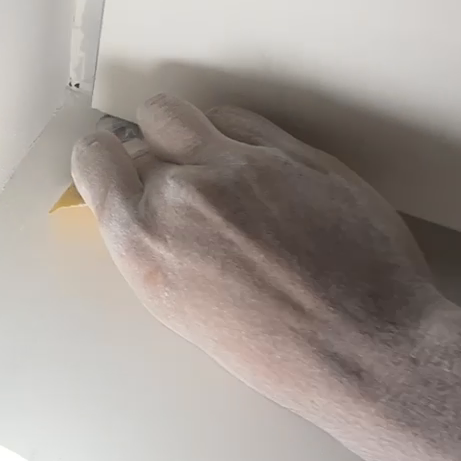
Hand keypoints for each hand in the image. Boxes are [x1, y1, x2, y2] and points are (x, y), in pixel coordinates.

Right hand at [71, 94, 444, 432]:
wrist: (367, 346)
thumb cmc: (270, 344)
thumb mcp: (172, 301)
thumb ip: (143, 240)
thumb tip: (134, 201)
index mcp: (142, 239)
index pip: (93, 159)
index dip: (101, 161)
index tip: (112, 166)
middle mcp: (181, 193)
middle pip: (138, 143)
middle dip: (149, 162)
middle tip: (174, 187)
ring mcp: (238, 166)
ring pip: (172, 114)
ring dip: (176, 133)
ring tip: (201, 160)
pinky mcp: (291, 153)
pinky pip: (235, 119)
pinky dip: (230, 135)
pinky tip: (248, 165)